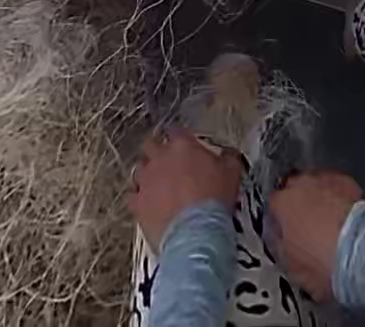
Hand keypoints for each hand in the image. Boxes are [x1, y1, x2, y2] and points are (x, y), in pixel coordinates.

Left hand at [128, 127, 241, 246]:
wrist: (196, 234)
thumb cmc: (215, 198)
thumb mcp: (232, 172)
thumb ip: (228, 157)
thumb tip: (228, 153)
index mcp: (182, 145)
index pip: (175, 131)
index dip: (178, 137)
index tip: (182, 144)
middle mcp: (160, 158)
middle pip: (150, 145)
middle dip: (156, 149)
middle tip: (165, 159)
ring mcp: (146, 180)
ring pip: (138, 168)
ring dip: (146, 172)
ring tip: (155, 181)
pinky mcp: (137, 204)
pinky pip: (132, 195)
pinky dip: (138, 197)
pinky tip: (145, 202)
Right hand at [268, 171, 362, 300]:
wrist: (358, 252)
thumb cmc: (320, 262)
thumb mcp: (288, 264)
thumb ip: (277, 241)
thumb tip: (278, 234)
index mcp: (282, 202)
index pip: (273, 204)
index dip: (278, 218)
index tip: (285, 231)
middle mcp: (300, 183)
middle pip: (293, 188)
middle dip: (298, 203)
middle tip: (307, 225)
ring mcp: (324, 178)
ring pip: (315, 184)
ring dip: (318, 197)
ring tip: (328, 220)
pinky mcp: (346, 180)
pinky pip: (336, 186)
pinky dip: (337, 196)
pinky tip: (344, 214)